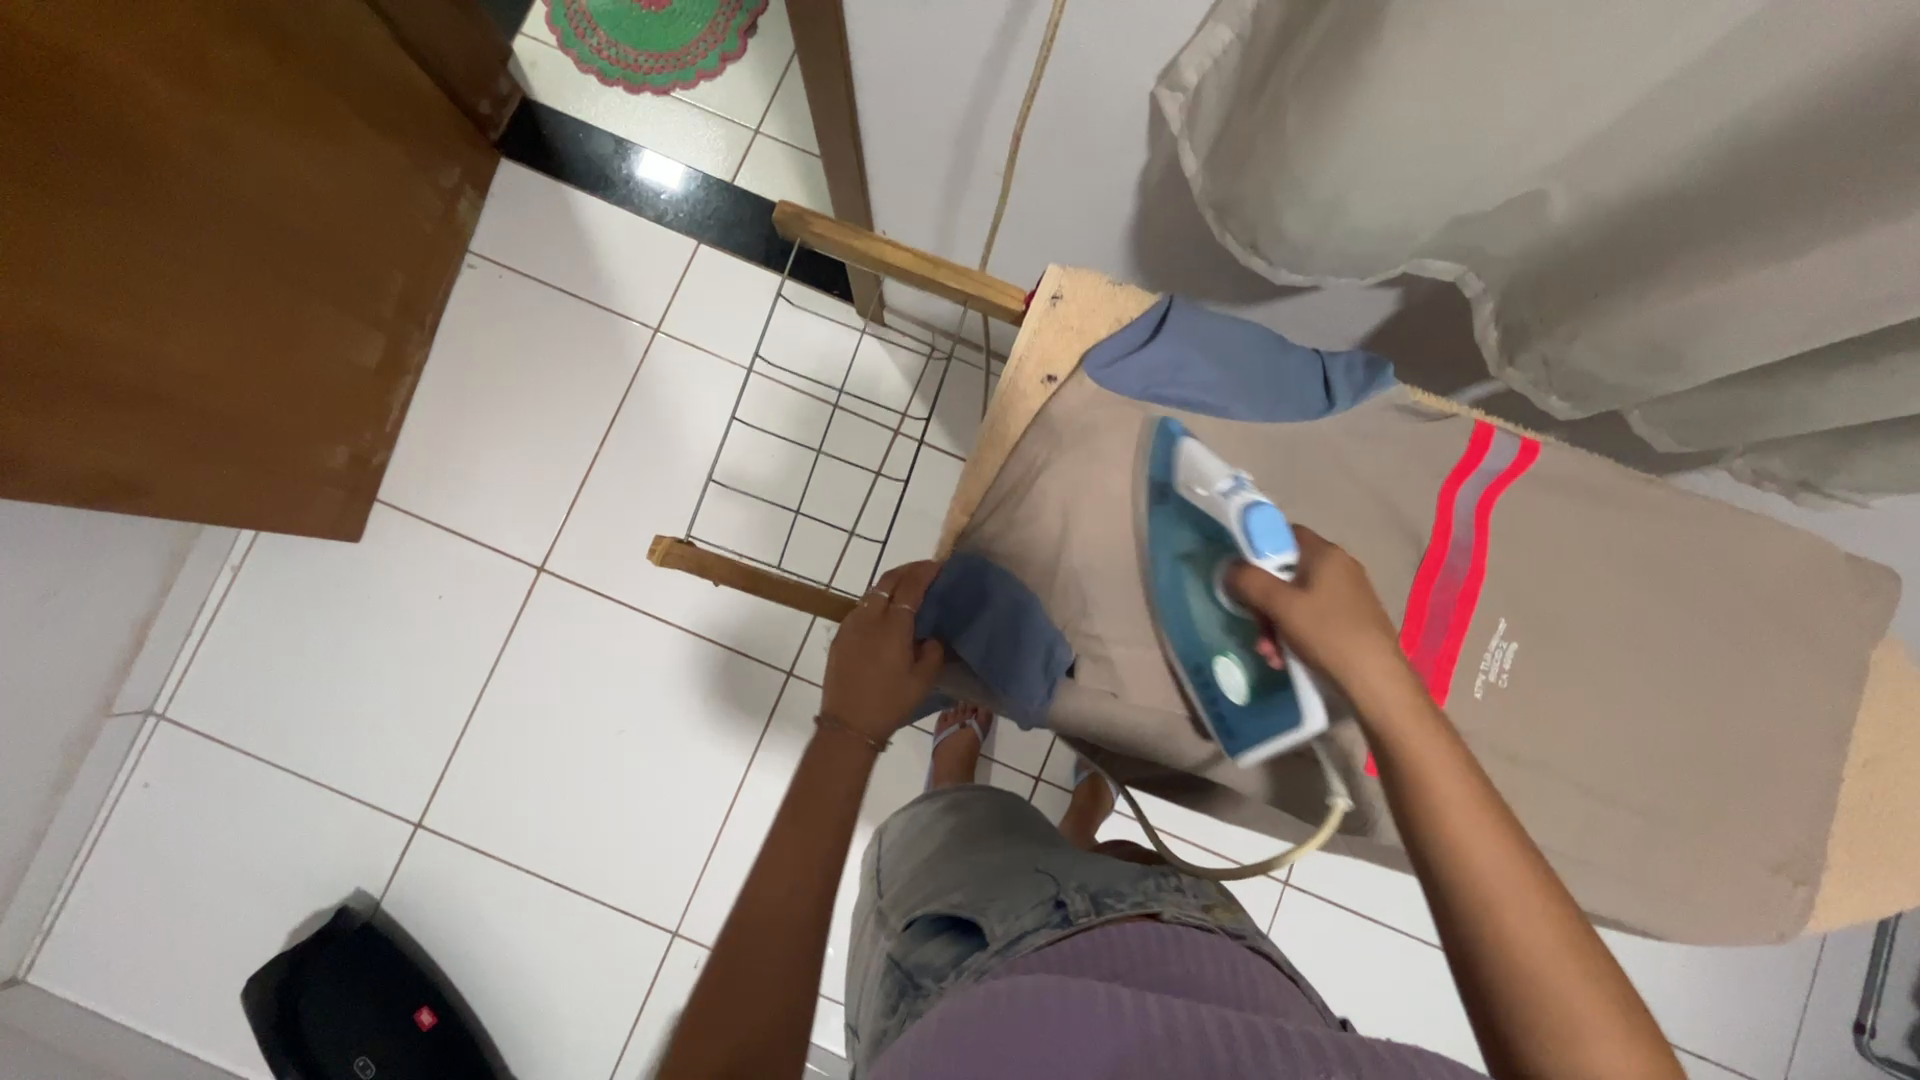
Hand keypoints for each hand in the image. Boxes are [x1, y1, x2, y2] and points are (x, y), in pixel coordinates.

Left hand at [821, 561, 946, 741]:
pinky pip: (861, 609)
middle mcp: (869, 618)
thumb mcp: (923, 680)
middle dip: (907, 570)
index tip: (938, 565)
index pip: (910, 587)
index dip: (925, 572)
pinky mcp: (840, 637)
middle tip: (925, 570)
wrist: (848, 724)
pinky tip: (886, 615)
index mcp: (892, 626)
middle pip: (887, 581)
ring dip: (891, 585)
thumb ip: (933, 651)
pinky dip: (877, 602)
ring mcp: (850, 625)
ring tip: (907, 590)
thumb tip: (931, 637)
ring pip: (872, 593)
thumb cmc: (890, 703)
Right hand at [1224, 525, 1415, 703]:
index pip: (1285, 533)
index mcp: (1325, 554)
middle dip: (1263, 601)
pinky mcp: (1350, 620)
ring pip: (1295, 600)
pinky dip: (1293, 635)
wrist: (1375, 681)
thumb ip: (1249, 580)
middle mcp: (1339, 568)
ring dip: (1274, 624)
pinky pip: (1310, 618)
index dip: (1259, 549)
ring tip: (1270, 652)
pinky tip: (1286, 659)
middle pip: (1286, 572)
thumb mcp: (1279, 604)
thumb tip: (1231, 568)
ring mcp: (1347, 595)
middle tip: (1255, 625)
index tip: (1243, 575)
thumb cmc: (1326, 633)